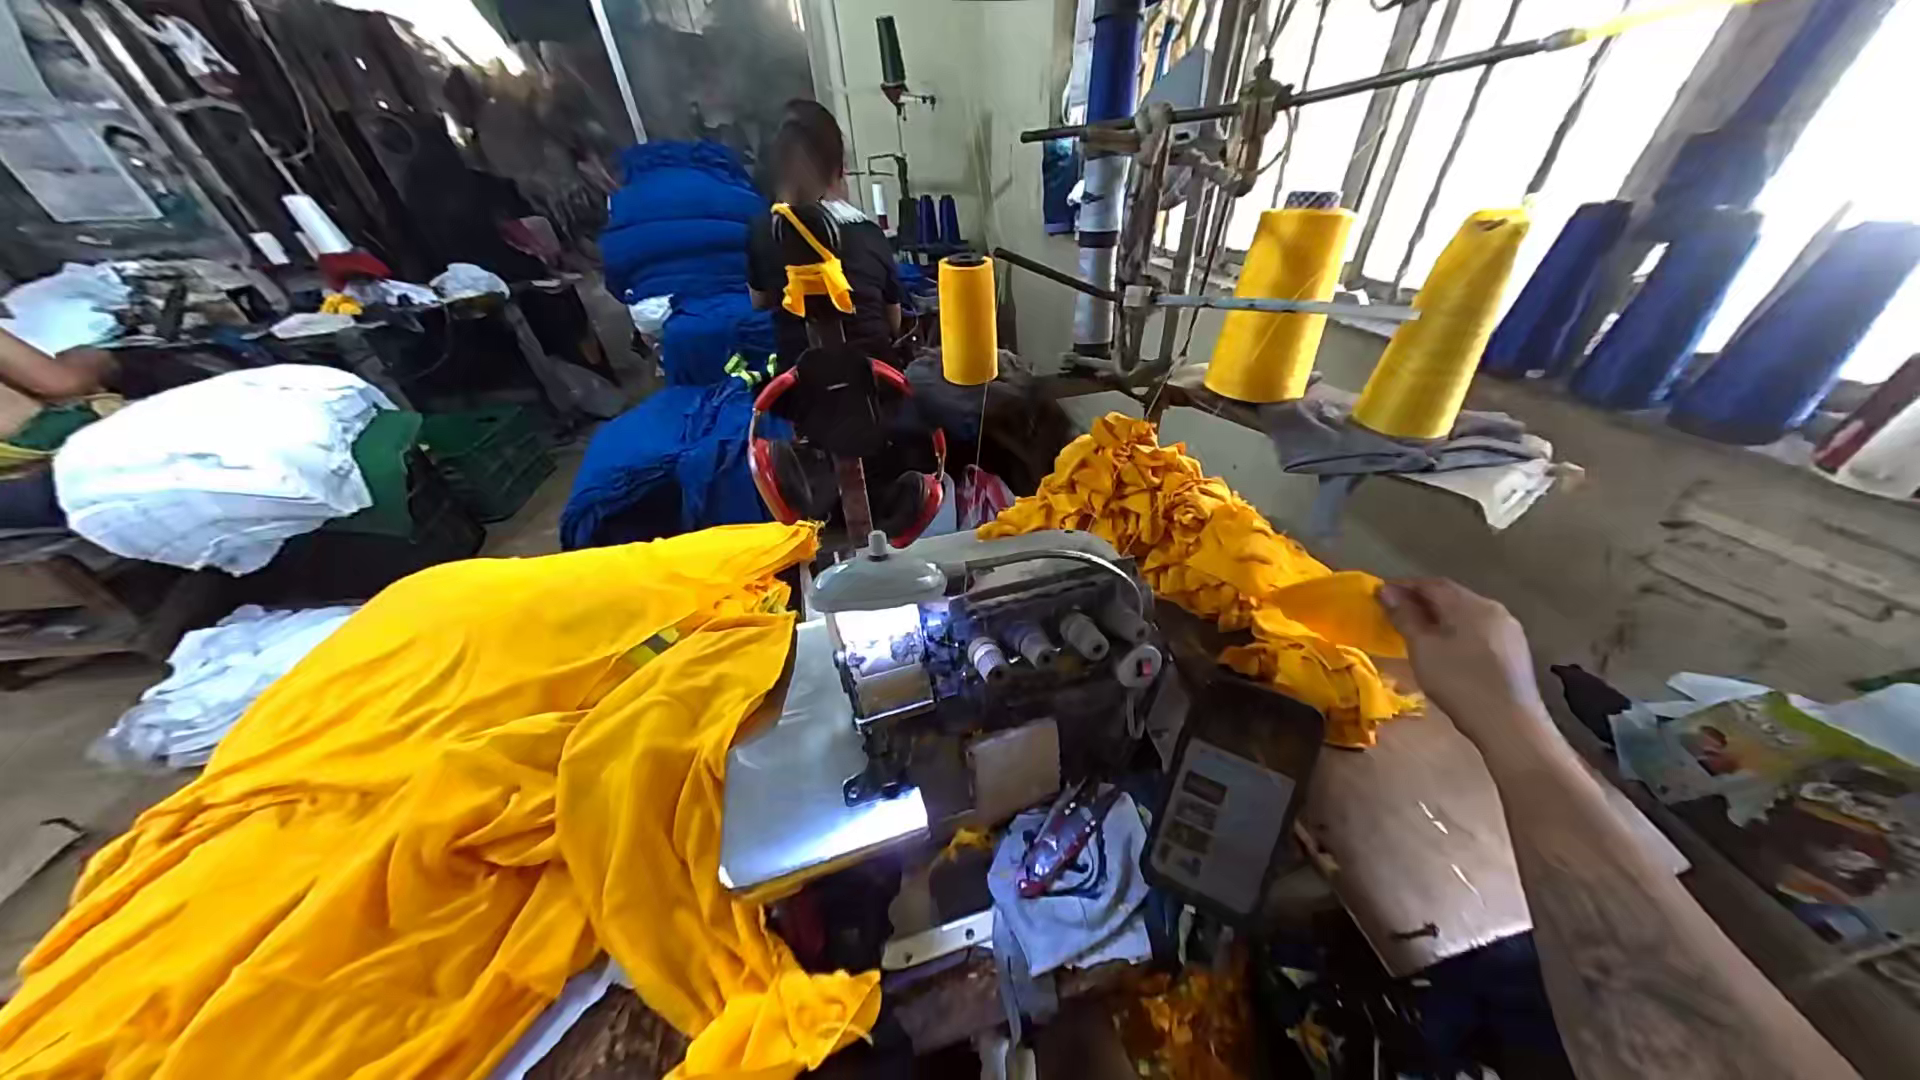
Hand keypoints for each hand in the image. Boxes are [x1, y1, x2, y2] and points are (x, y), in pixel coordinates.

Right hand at [1378, 578, 1552, 753]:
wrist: (1510, 725)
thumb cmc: (1459, 681)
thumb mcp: (1422, 647)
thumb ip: (1405, 616)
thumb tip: (1387, 591)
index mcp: (1472, 605)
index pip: (1431, 584)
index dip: (1403, 586)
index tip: (1378, 594)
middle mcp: (1494, 610)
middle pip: (1451, 596)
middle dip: (1420, 600)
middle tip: (1392, 611)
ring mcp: (1508, 631)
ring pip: (1465, 613)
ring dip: (1437, 615)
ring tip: (1413, 629)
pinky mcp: (1513, 650)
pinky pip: (1477, 629)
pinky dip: (1454, 629)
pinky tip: (1442, 646)